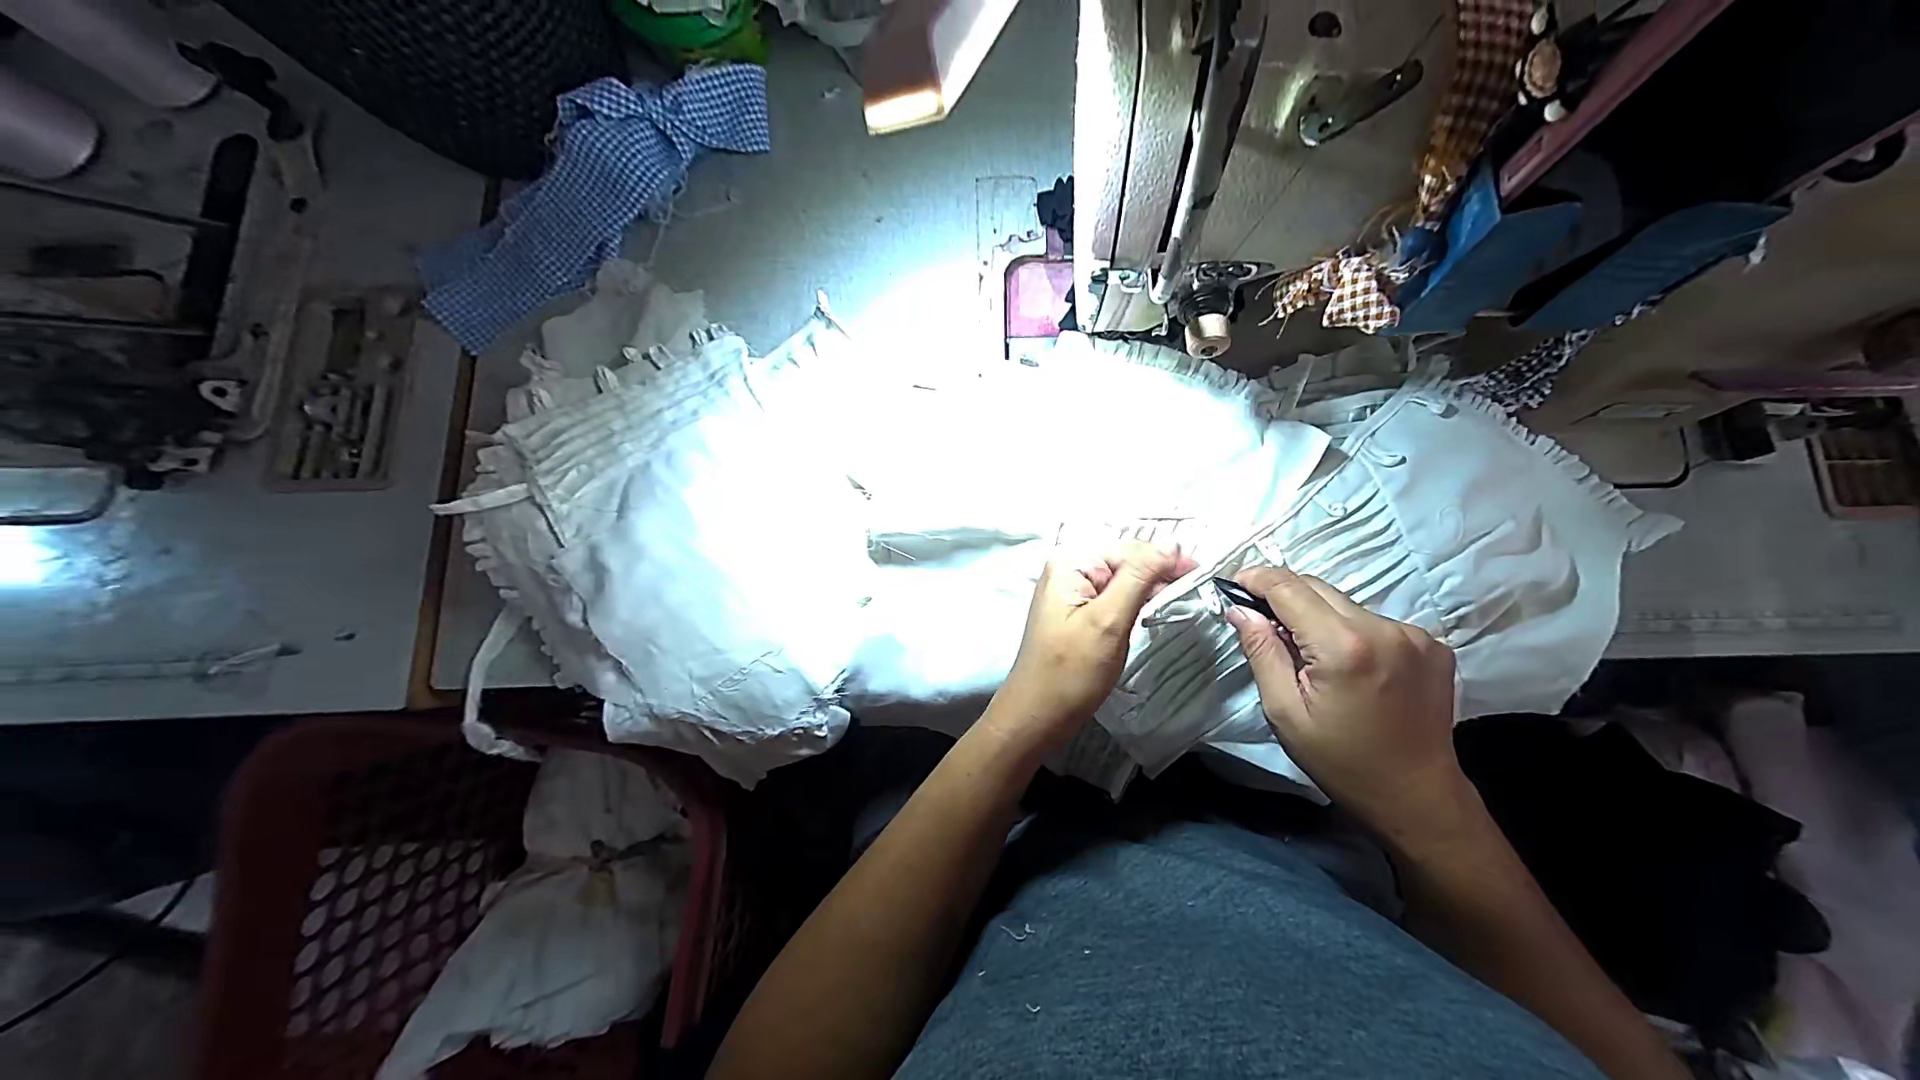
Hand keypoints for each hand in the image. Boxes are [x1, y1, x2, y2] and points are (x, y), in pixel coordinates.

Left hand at [987, 541, 1196, 749]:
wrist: (1038, 715)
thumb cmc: (1070, 672)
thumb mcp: (1108, 620)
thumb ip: (1139, 577)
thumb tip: (1172, 543)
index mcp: (1070, 563)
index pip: (1129, 548)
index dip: (1166, 557)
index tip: (1200, 570)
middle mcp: (1068, 569)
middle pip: (1125, 560)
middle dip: (1159, 571)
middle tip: (1194, 584)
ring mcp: (1071, 592)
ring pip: (1122, 579)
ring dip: (1149, 587)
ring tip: (1179, 596)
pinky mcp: (1078, 613)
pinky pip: (1113, 597)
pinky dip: (1135, 602)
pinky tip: (1151, 609)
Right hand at [1224, 565, 1465, 837]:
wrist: (1416, 796)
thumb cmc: (1341, 760)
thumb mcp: (1284, 711)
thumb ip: (1261, 652)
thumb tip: (1240, 609)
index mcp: (1344, 646)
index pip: (1290, 588)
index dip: (1257, 579)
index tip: (1234, 584)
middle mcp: (1384, 628)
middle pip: (1318, 587)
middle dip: (1283, 594)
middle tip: (1258, 614)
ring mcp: (1414, 634)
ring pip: (1345, 603)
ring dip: (1317, 614)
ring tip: (1303, 648)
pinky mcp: (1432, 645)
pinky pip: (1374, 620)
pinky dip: (1349, 629)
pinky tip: (1344, 661)